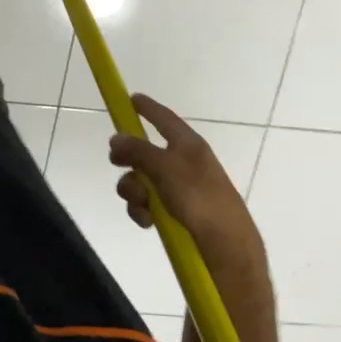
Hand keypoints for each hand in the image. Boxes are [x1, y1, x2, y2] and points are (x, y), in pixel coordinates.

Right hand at [108, 94, 265, 277]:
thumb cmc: (198, 198)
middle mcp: (183, 163)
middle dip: (129, 162)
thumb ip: (138, 151)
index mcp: (188, 146)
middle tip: (117, 164)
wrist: (224, 243)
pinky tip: (148, 221)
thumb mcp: (165, 168)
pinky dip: (142, 211)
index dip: (148, 108)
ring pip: (141, 181)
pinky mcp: (175, 211)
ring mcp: (179, 188)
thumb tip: (116, 138)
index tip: (131, 98)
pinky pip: (147, 203)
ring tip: (143, 205)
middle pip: (144, 153)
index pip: (165, 120)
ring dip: (134, 192)